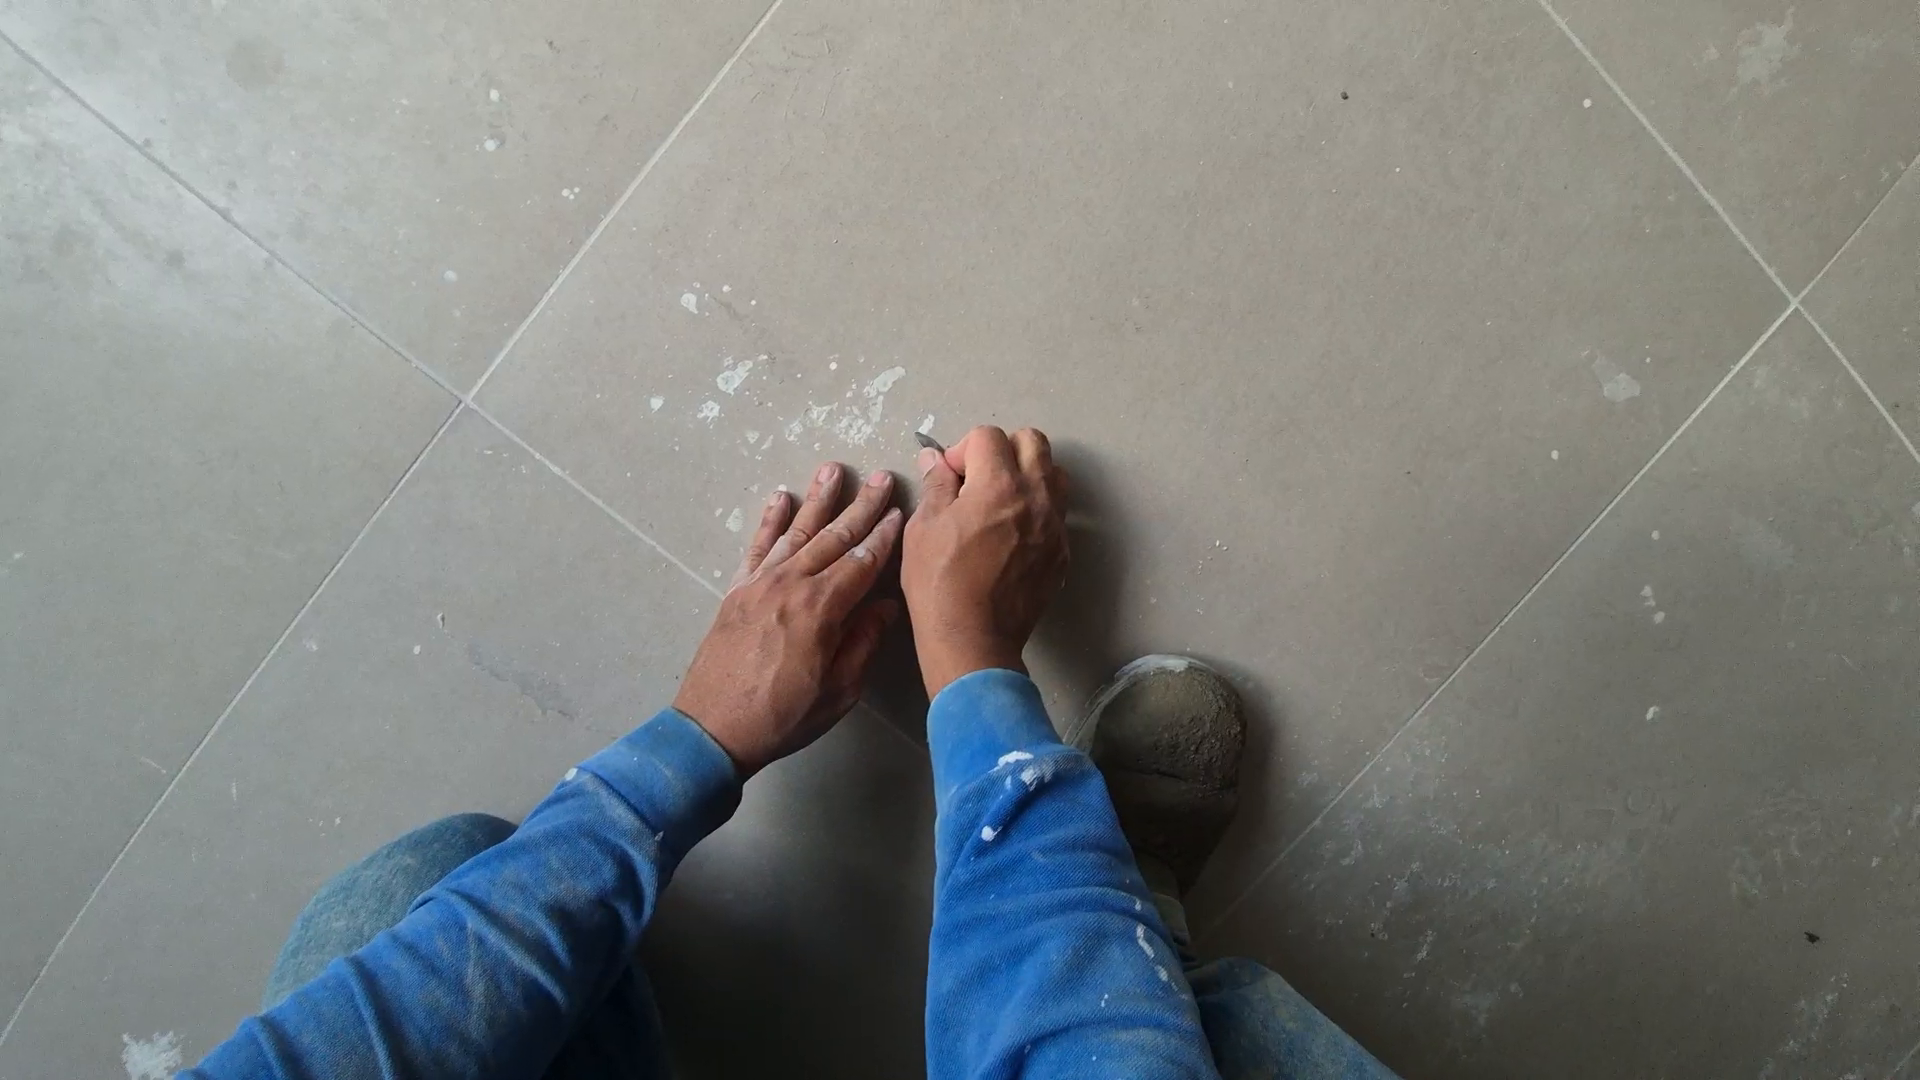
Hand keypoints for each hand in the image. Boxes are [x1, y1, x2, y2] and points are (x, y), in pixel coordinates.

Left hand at [674, 463, 903, 775]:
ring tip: (833, 470)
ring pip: (797, 531)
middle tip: (882, 478)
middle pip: (834, 537)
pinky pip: (757, 547)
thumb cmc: (783, 716)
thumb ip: (864, 643)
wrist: (712, 729)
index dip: (884, 536)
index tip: (900, 512)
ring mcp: (760, 583)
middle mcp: (792, 584)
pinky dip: (770, 521)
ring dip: (818, 500)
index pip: (863, 562)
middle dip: (862, 506)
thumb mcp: (839, 691)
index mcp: (822, 609)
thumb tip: (885, 606)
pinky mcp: (737, 590)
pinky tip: (780, 498)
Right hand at [901, 426, 1068, 699]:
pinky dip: (1037, 510)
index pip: (989, 435)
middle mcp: (1036, 497)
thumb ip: (936, 485)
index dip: (962, 449)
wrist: (973, 638)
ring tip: (1002, 501)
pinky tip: (1013, 535)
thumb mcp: (924, 528)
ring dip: (1028, 475)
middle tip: (978, 479)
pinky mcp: (1062, 552)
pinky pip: (1057, 514)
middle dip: (1002, 450)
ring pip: (1054, 474)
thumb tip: (934, 459)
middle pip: (1033, 441)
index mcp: (999, 484)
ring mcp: (1055, 525)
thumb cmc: (939, 582)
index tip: (950, 477)